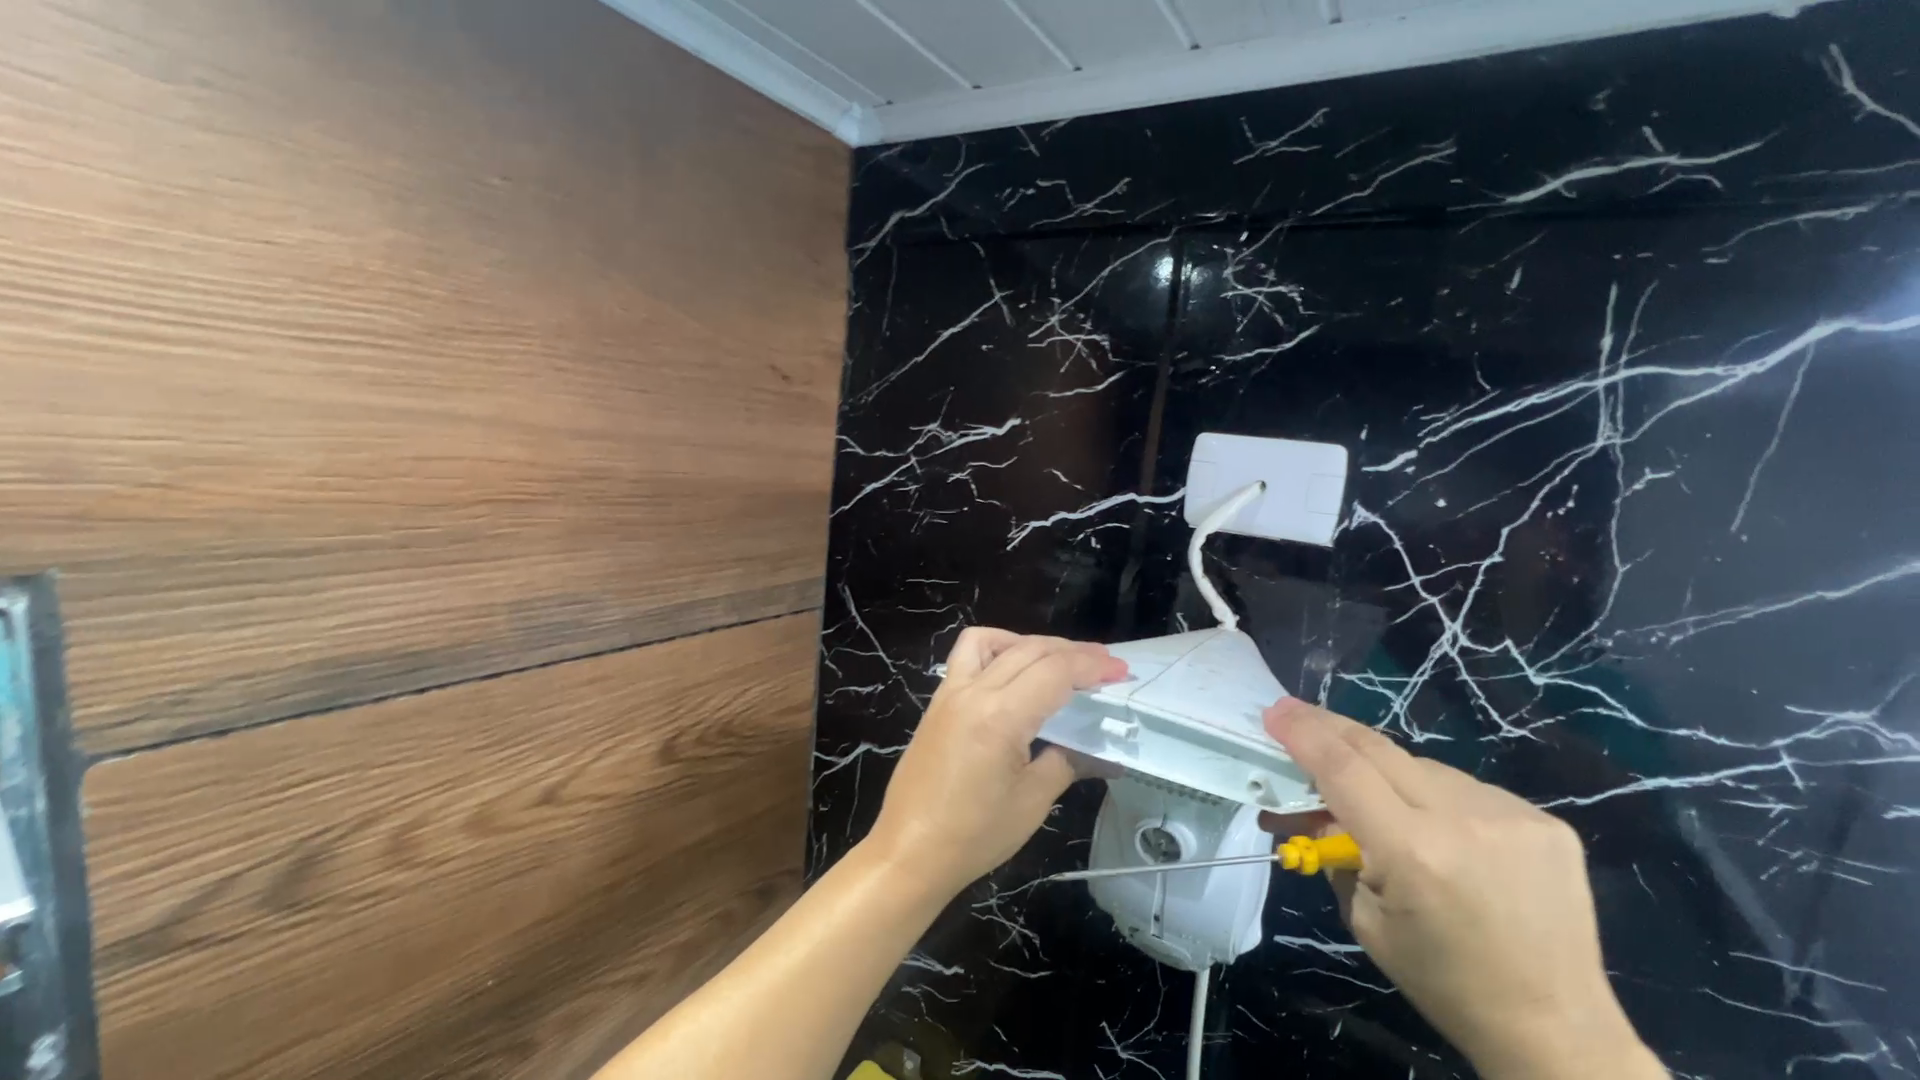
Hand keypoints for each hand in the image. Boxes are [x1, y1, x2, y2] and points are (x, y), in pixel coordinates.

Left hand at [863, 628, 1126, 897]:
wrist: (910, 853)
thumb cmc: (975, 834)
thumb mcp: (1033, 801)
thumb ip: (1069, 762)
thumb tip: (1106, 754)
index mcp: (1000, 716)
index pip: (1055, 672)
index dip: (1092, 667)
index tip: (1121, 672)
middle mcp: (973, 692)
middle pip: (1030, 651)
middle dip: (1072, 652)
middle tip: (1106, 665)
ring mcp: (949, 694)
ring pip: (994, 642)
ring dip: (1032, 643)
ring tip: (1060, 661)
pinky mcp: (937, 703)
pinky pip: (965, 656)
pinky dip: (995, 649)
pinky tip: (1012, 670)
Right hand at [1263, 699, 1664, 1079]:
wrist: (1554, 1024)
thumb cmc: (1442, 982)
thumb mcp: (1365, 920)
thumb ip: (1339, 851)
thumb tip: (1318, 806)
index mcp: (1413, 853)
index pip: (1343, 770)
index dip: (1304, 735)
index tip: (1275, 712)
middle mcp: (1464, 819)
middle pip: (1379, 749)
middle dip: (1330, 729)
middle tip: (1296, 715)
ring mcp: (1513, 815)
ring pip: (1423, 767)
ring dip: (1387, 772)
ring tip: (1378, 802)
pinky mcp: (1546, 820)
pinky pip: (1468, 788)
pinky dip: (1437, 797)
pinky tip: (1441, 831)